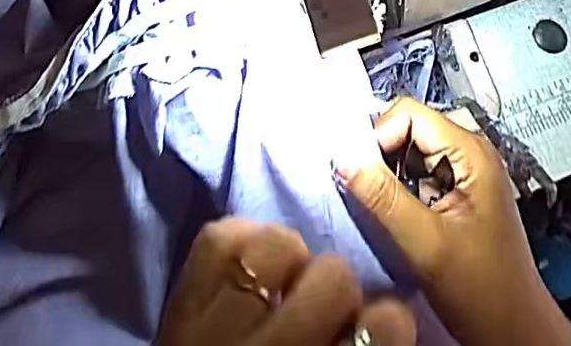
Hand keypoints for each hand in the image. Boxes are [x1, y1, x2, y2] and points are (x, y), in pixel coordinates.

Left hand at [156, 217, 415, 345]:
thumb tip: (389, 316)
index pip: (382, 331)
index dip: (393, 318)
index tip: (386, 318)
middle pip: (334, 278)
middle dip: (337, 286)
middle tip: (323, 309)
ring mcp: (215, 329)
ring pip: (278, 246)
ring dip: (289, 257)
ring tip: (282, 281)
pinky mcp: (177, 309)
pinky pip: (218, 240)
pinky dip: (239, 239)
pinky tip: (245, 262)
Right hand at [335, 98, 570, 345]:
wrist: (517, 333)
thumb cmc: (483, 291)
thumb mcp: (427, 245)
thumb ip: (384, 198)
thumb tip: (344, 158)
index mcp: (470, 151)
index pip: (410, 113)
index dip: (379, 137)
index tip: (361, 173)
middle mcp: (469, 151)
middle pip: (409, 128)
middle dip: (382, 156)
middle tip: (369, 194)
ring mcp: (465, 171)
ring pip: (410, 151)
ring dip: (390, 175)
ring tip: (384, 209)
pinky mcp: (458, 191)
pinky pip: (418, 173)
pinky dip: (400, 189)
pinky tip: (398, 217)